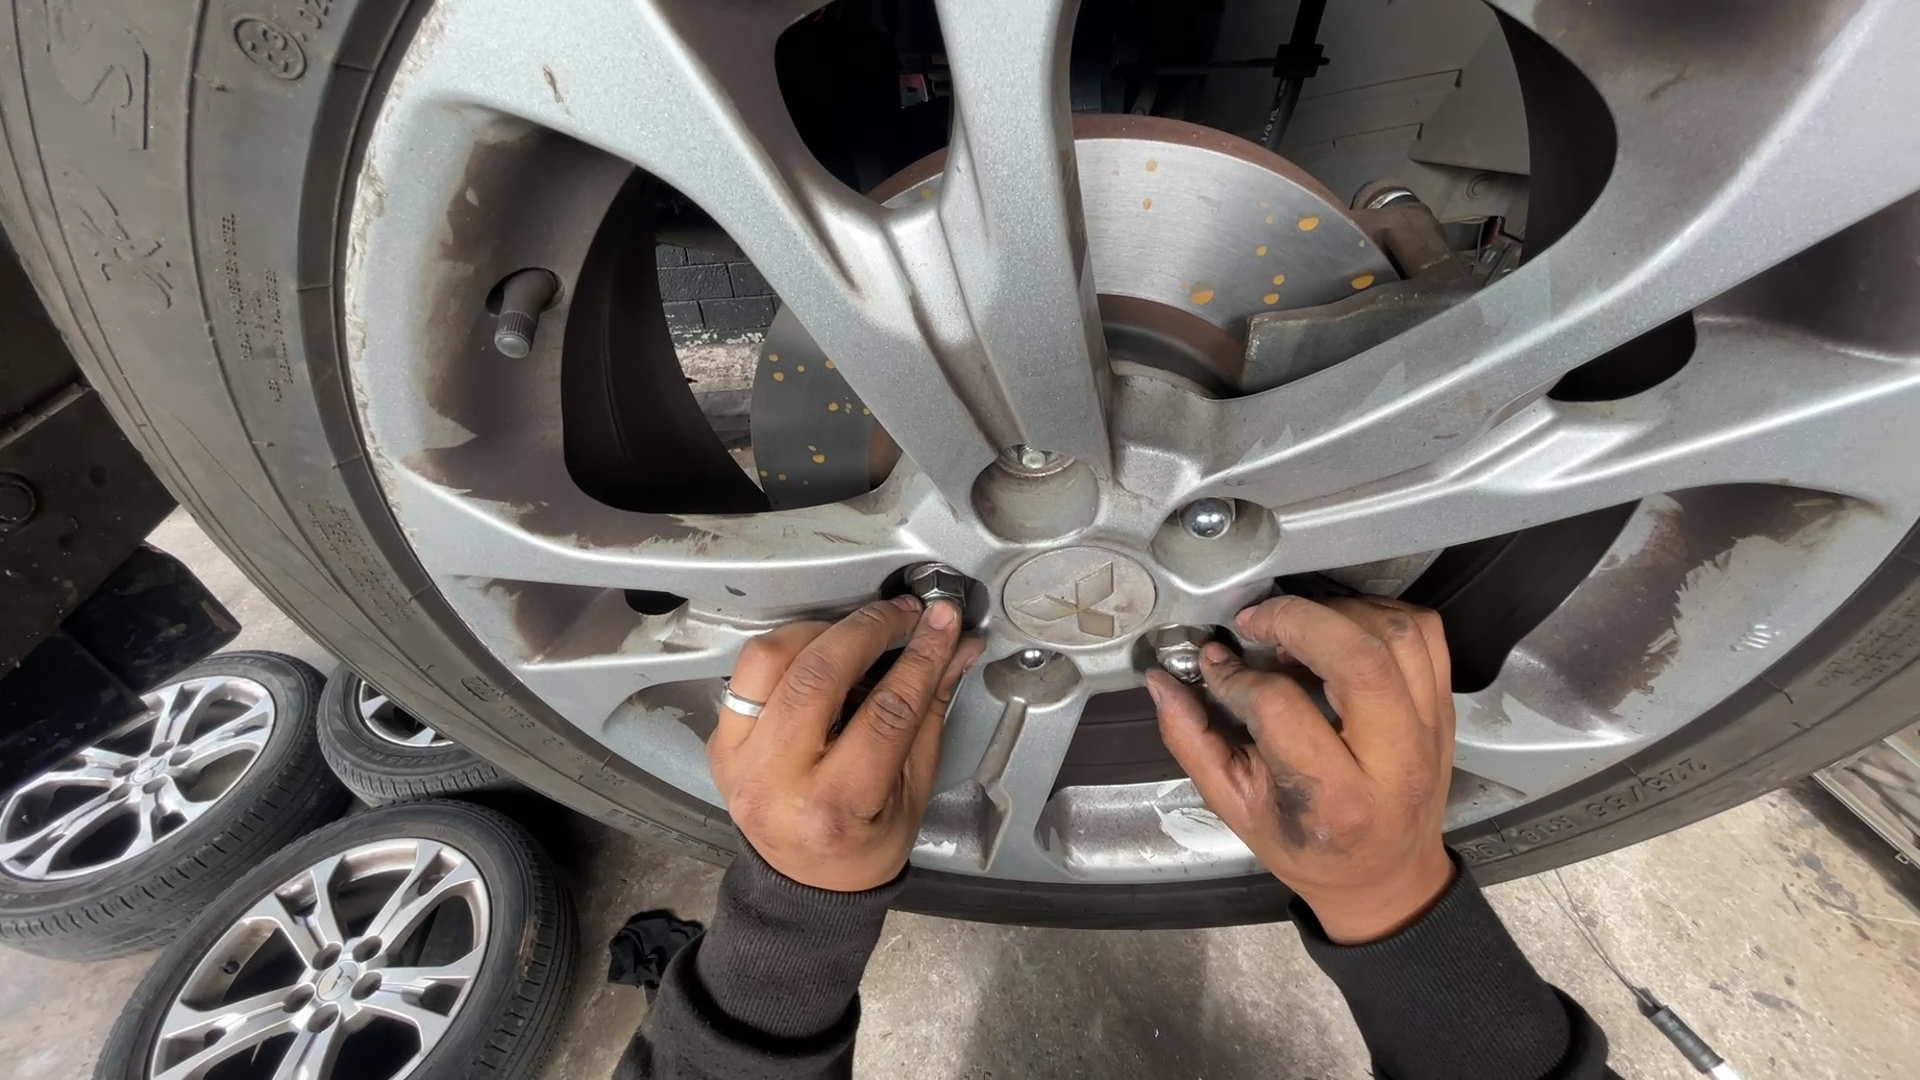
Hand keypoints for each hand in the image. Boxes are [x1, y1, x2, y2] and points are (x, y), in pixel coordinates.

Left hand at [708, 595, 981, 891]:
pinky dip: (789, 647)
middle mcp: (776, 781)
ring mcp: (738, 759)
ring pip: (769, 658)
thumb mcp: (914, 786)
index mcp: (834, 807)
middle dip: (869, 628)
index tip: (942, 621)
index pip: (886, 711)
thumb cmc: (867, 841)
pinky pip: (748, 671)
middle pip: (819, 674)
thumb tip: (957, 647)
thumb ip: (931, 707)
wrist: (806, 882)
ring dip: (821, 629)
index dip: (921, 657)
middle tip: (903, 612)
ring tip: (859, 629)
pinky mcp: (721, 741)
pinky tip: (821, 649)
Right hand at [1147, 595, 1455, 942]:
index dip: (1234, 676)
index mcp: (1336, 796)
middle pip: (1359, 657)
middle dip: (1294, 620)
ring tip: (1295, 626)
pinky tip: (1338, 628)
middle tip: (1254, 621)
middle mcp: (1395, 759)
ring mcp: (1431, 730)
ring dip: (1336, 613)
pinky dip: (1377, 614)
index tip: (1214, 667)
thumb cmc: (1306, 847)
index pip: (1280, 705)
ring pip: (1397, 634)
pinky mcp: (1445, 709)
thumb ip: (1191, 740)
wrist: (1386, 876)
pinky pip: (1424, 633)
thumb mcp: (1233, 806)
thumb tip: (1162, 683)